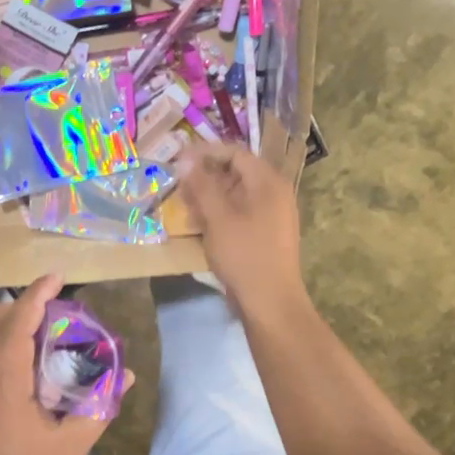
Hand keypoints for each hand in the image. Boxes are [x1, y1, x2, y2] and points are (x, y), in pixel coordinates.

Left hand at [0, 275, 114, 454]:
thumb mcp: (71, 446)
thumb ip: (99, 406)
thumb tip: (125, 376)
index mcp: (3, 383)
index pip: (17, 323)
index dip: (37, 294)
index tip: (57, 277)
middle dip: (16, 305)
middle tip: (49, 313)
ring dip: (3, 325)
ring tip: (36, 336)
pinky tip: (18, 366)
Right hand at [177, 143, 308, 321]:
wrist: (270, 302)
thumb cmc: (244, 255)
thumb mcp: (218, 217)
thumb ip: (202, 185)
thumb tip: (186, 159)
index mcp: (268, 182)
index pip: (236, 153)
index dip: (206, 153)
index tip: (179, 160)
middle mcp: (275, 193)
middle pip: (237, 173)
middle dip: (206, 177)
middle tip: (179, 186)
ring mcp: (274, 215)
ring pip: (237, 195)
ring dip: (210, 197)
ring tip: (186, 207)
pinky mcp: (267, 235)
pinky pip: (242, 213)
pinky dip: (221, 214)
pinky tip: (202, 227)